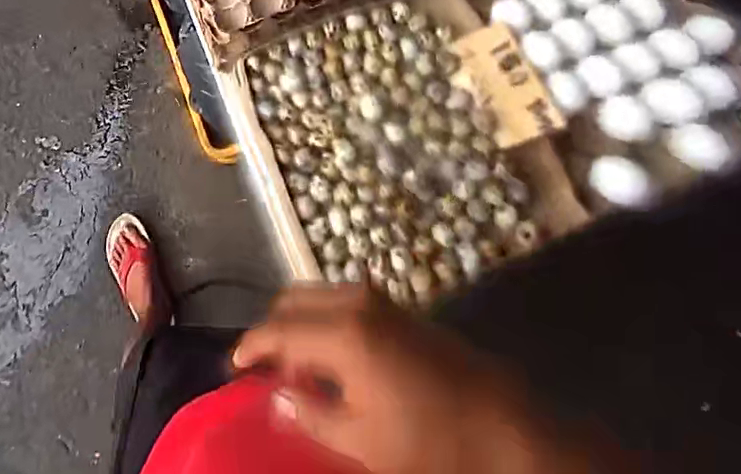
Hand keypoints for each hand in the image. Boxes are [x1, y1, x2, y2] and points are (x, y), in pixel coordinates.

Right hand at [232, 286, 588, 473]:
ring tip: (296, 369)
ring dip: (296, 323)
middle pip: (291, 301)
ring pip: (314, 295)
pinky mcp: (393, 304)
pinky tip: (328, 358)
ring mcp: (376, 297)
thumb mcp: (364, 443)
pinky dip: (320, 319)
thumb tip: (278, 393)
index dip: (250, 348)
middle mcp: (354, 300)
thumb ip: (311, 413)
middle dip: (271, 331)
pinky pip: (338, 299)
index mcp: (343, 332)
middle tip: (264, 371)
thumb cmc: (432, 444)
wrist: (507, 427)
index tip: (233, 368)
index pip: (278, 330)